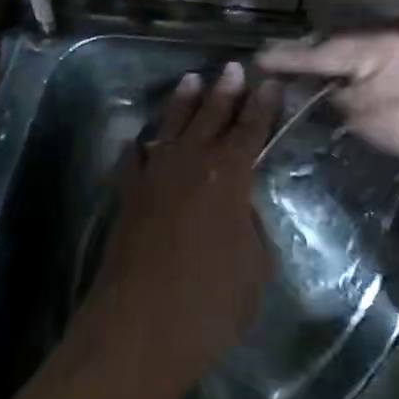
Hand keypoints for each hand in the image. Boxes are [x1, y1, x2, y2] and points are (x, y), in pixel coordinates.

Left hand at [85, 63, 278, 375]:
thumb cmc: (210, 304)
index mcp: (228, 177)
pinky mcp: (128, 197)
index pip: (250, 130)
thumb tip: (239, 206)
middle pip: (210, 117)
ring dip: (183, 103)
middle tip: (235, 67)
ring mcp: (153, 178)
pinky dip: (142, 144)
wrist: (139, 331)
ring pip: (171, 128)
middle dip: (225, 91)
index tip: (271, 83)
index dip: (262, 105)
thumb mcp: (254, 266)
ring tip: (192, 79)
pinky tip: (144, 136)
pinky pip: (135, 159)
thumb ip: (250, 225)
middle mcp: (189, 165)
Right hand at [257, 33, 398, 192]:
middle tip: (284, 63)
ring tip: (315, 69)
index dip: (288, 57)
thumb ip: (337, 95)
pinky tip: (357, 76)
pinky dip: (368, 64)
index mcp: (378, 44)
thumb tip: (325, 86)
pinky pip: (388, 53)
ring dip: (342, 57)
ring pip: (368, 45)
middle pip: (344, 41)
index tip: (259, 58)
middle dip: (315, 53)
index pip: (322, 51)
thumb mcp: (365, 118)